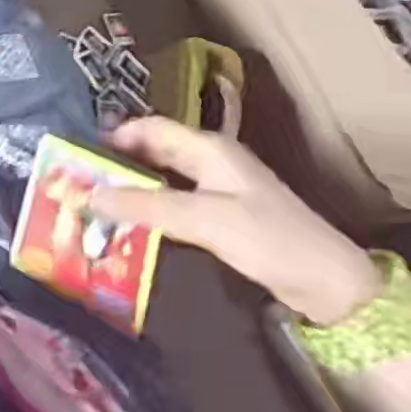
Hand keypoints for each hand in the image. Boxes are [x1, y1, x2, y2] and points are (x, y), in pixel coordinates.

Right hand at [90, 116, 382, 324]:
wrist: (330, 284)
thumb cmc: (267, 238)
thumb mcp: (202, 220)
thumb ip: (145, 206)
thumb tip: (91, 195)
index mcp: (207, 147)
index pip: (150, 127)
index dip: (115, 135)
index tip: (80, 152)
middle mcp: (210, 159)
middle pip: (154, 149)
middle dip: (119, 160)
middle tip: (83, 177)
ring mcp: (218, 186)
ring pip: (163, 174)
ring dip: (133, 182)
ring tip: (100, 198)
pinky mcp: (222, 212)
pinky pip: (175, 197)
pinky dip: (151, 203)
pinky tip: (135, 219)